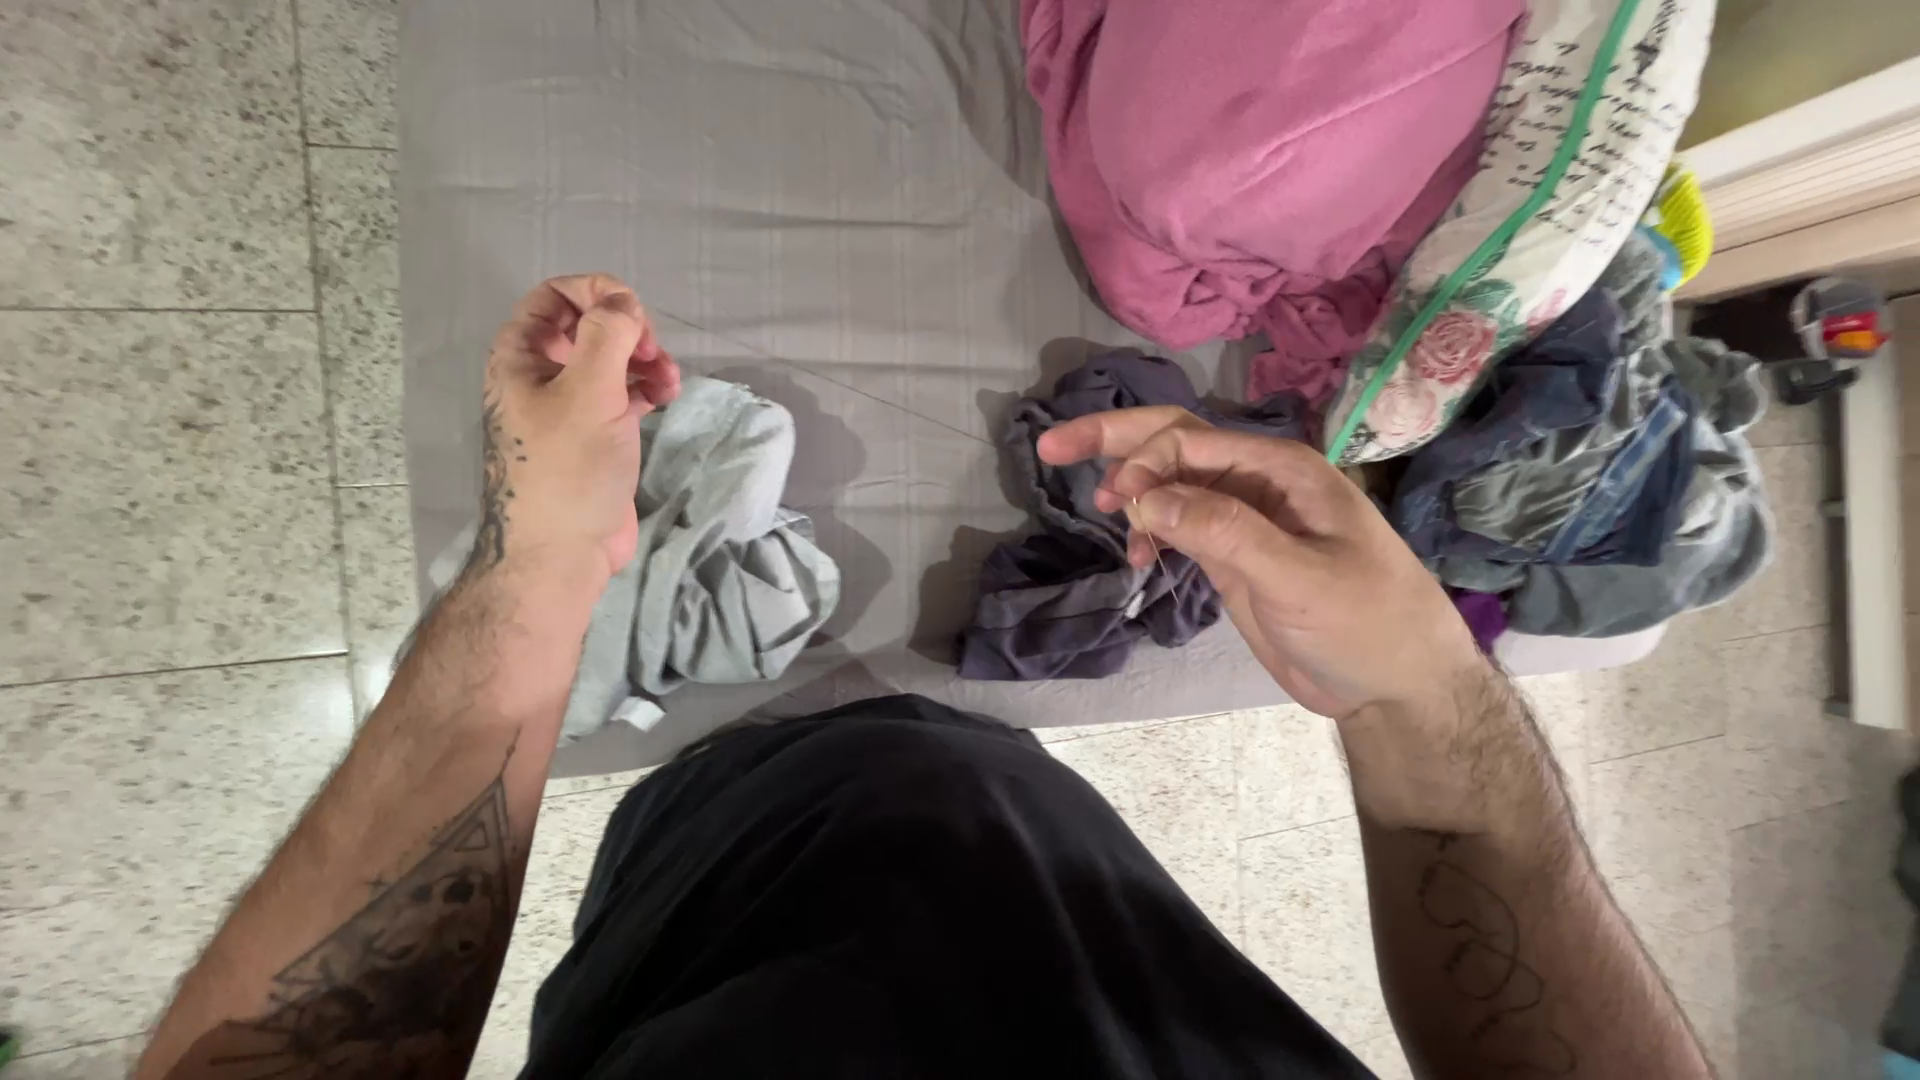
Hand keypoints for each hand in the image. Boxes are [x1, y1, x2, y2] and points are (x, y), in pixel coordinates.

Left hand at [473, 274, 680, 588]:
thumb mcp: (588, 393)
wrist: (564, 549)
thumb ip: (607, 336)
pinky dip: (646, 389)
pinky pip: (623, 394)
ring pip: (612, 361)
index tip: (636, 315)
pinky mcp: (597, 435)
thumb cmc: (569, 469)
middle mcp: (541, 375)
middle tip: (655, 355)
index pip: (555, 296)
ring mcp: (570, 406)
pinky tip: (664, 400)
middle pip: (589, 327)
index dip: (597, 293)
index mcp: (521, 356)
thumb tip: (624, 302)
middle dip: (630, 332)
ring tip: (669, 383)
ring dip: (645, 362)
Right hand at [1036, 407, 1486, 722]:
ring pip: (1169, 485)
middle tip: (1050, 446)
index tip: (1114, 501)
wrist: (1394, 686)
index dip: (1142, 459)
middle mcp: (1254, 482)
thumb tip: (1142, 496)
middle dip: (1113, 442)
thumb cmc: (1364, 622)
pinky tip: (1138, 554)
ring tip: (1099, 512)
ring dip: (1130, 491)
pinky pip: (1177, 525)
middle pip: (1173, 444)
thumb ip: (1222, 530)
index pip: (1190, 439)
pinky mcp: (1230, 555)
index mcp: (1278, 468)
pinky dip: (1148, 530)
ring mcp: (1240, 519)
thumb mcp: (1297, 575)